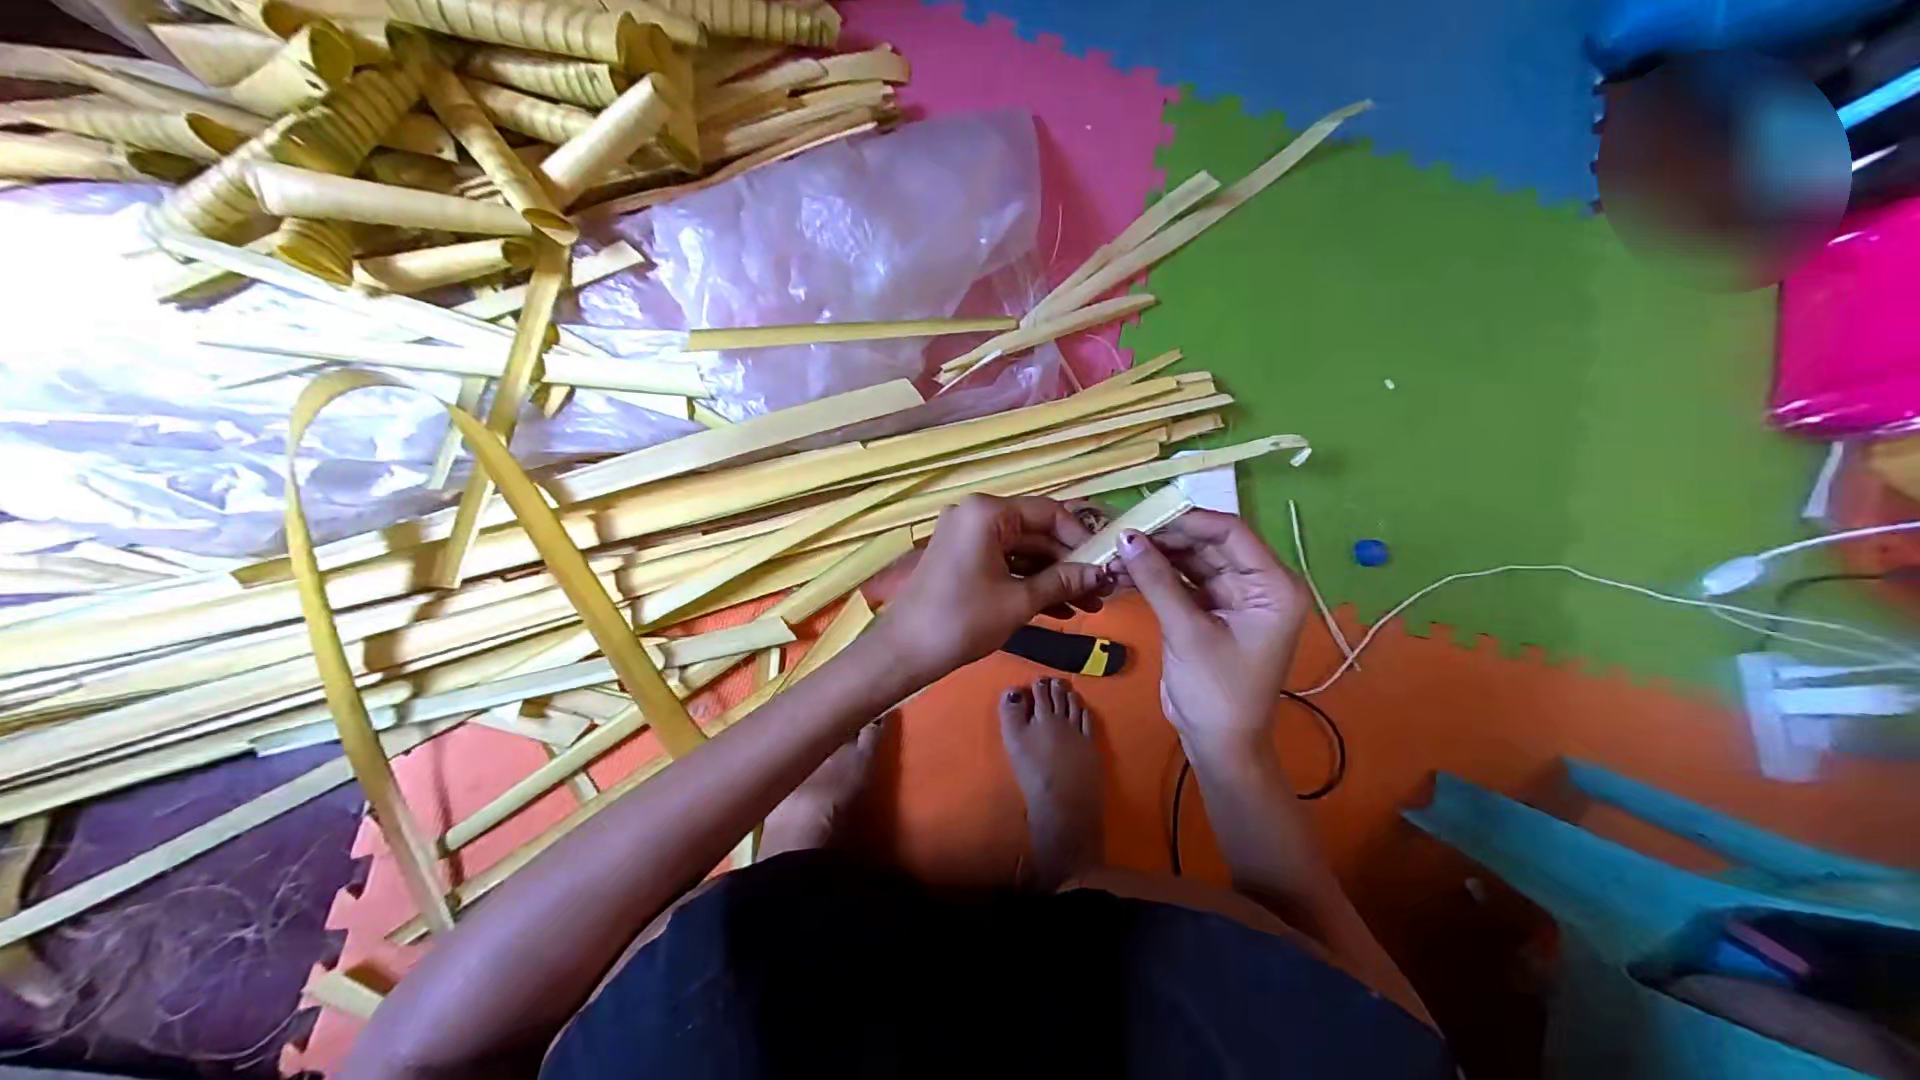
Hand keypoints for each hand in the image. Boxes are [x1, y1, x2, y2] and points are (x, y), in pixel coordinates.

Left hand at [875, 495, 1111, 680]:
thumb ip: (1063, 582)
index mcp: (987, 513)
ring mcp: (965, 537)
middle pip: (1035, 533)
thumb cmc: (962, 621)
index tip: (1105, 564)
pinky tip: (1058, 609)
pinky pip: (1003, 563)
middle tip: (1101, 592)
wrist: (904, 652)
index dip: (1081, 539)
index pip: (1048, 513)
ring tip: (1087, 606)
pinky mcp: (961, 559)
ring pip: (1022, 552)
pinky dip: (1028, 583)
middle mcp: (975, 515)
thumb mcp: (1019, 602)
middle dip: (1069, 564)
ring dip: (1053, 578)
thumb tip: (1103, 574)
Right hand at [1105, 511, 1307, 754]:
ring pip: (1190, 562)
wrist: (1217, 744)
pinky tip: (1123, 572)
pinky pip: (1180, 583)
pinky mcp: (1208, 611)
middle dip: (1164, 540)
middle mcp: (1256, 584)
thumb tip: (1125, 537)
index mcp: (1273, 586)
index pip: (1231, 533)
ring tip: (1114, 553)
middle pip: (1207, 545)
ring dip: (1154, 558)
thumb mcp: (1187, 632)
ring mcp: (1231, 598)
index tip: (1143, 518)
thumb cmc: (1217, 692)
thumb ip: (1157, 580)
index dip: (1187, 521)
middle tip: (1120, 535)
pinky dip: (1154, 577)